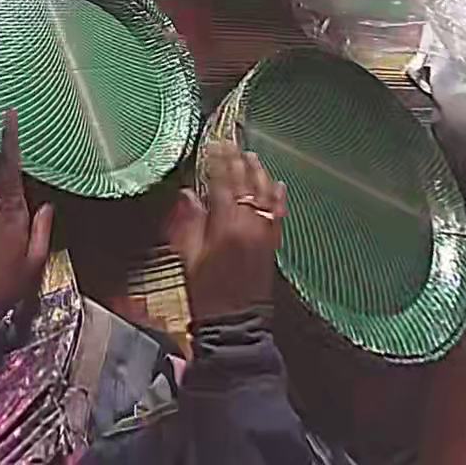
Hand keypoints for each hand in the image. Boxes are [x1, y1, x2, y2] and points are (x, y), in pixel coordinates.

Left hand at [0, 109, 54, 313]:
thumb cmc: (3, 280)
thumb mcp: (34, 259)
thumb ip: (42, 226)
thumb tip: (46, 205)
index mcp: (7, 205)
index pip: (10, 163)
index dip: (10, 137)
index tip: (9, 114)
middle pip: (0, 178)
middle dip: (11, 187)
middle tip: (21, 213)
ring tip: (5, 231)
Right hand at [171, 140, 287, 320]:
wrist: (235, 325)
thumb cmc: (206, 291)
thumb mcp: (189, 256)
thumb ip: (189, 220)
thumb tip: (187, 191)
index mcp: (226, 223)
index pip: (222, 181)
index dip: (217, 160)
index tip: (213, 143)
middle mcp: (249, 221)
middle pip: (245, 181)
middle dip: (237, 159)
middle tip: (231, 141)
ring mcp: (264, 230)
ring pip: (264, 191)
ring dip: (257, 171)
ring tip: (250, 155)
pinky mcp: (273, 241)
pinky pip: (278, 211)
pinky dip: (277, 194)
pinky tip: (277, 182)